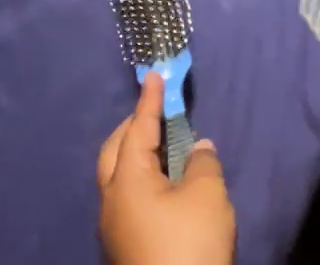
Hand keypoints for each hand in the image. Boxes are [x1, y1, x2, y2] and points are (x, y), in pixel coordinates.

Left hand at [98, 73, 236, 264]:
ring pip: (120, 176)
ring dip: (139, 151)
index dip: (150, 101)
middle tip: (155, 106)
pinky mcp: (127, 244)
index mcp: (128, 182)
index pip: (137, 130)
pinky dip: (145, 173)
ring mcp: (116, 226)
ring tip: (165, 137)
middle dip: (133, 125)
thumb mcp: (207, 193)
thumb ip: (202, 162)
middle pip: (115, 152)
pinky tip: (168, 176)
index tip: (155, 74)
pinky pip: (130, 194)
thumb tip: (196, 149)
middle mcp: (113, 201)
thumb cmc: (190, 242)